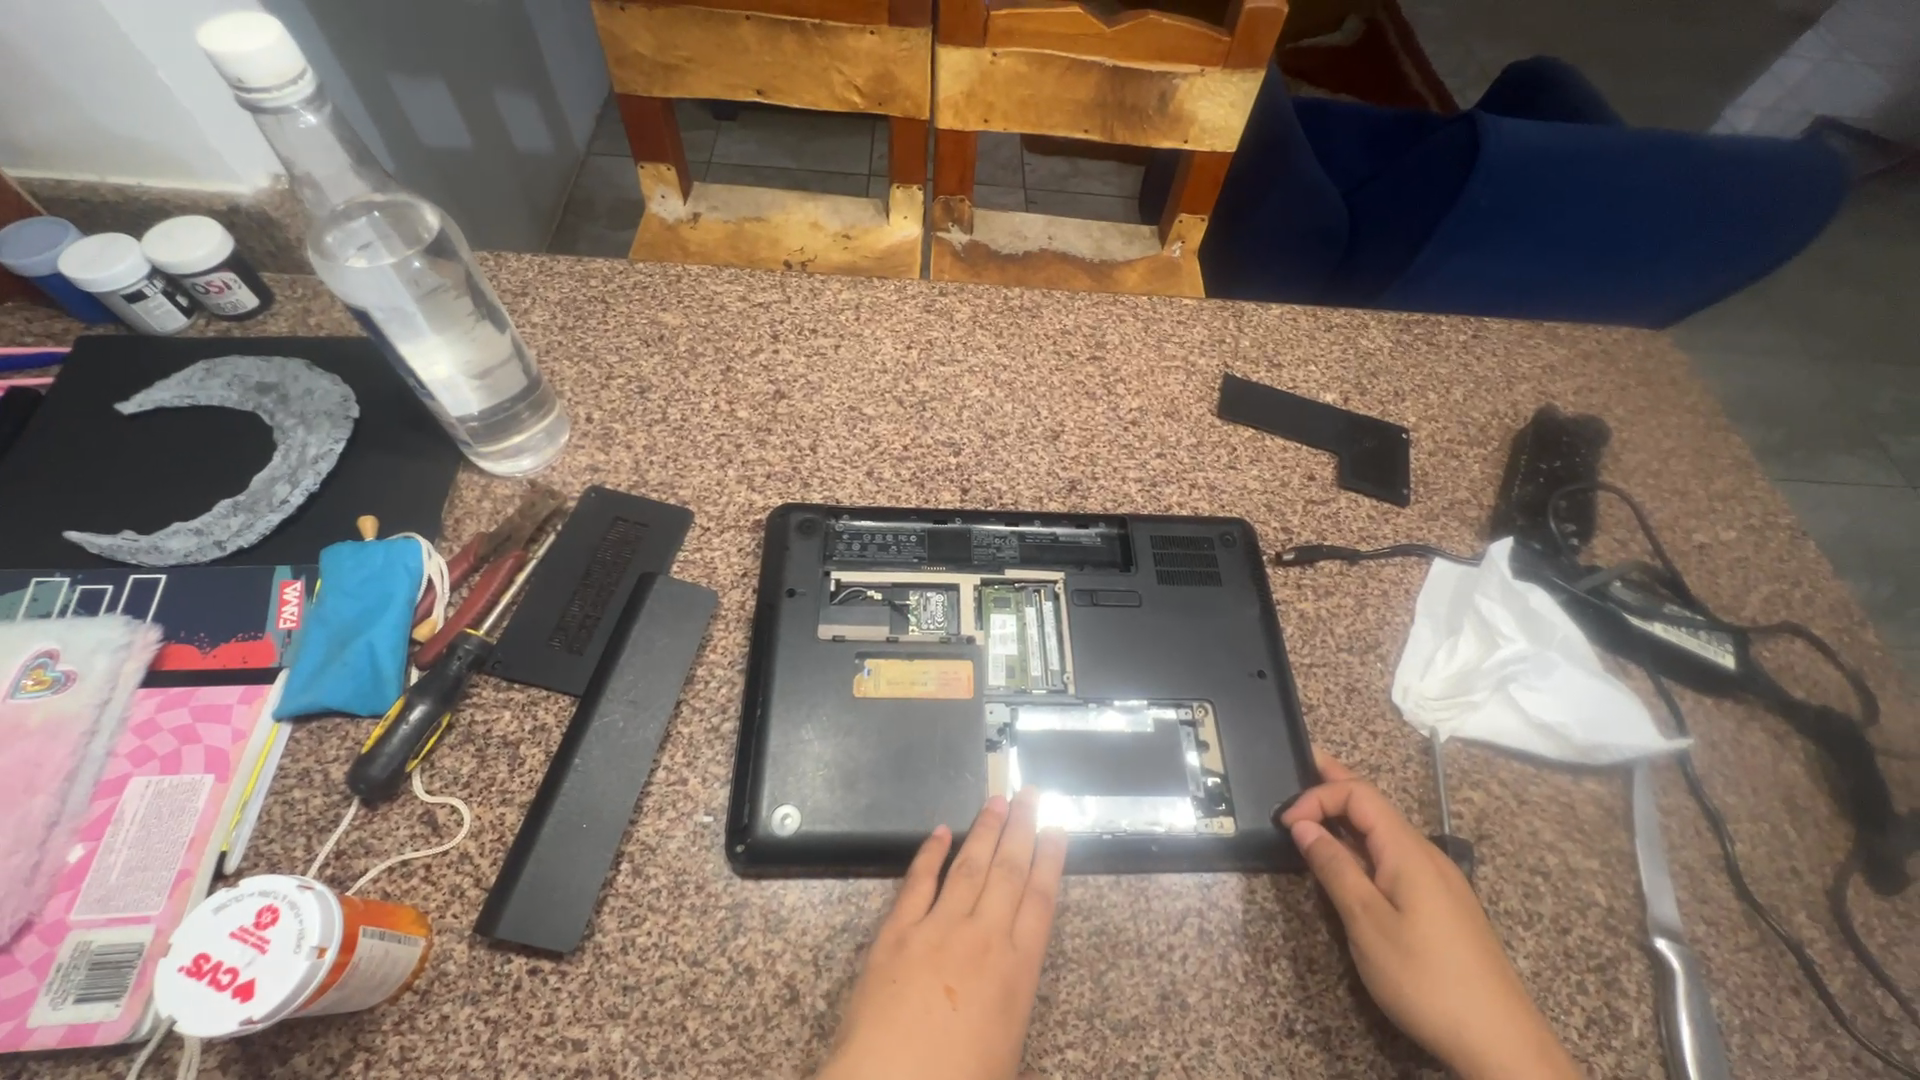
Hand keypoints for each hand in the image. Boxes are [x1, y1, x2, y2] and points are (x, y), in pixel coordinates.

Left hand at [817, 788, 1068, 1079]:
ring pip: (969, 866)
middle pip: (1009, 871)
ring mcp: (937, 929)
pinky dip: (929, 854)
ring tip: (997, 800)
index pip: (1040, 899)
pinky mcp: (896, 932)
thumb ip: (1013, 999)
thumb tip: (1014, 977)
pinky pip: (917, 882)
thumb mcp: (1009, 1047)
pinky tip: (940, 831)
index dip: (1050, 859)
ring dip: (985, 830)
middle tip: (1029, 794)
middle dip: (1022, 829)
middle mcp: (983, 938)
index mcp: (1017, 970)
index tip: (1056, 829)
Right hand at [1280, 752, 1581, 1079]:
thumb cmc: (1426, 979)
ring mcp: (1439, 882)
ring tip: (1319, 806)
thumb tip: (1304, 826)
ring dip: (1349, 817)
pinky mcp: (1443, 906)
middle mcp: (1427, 856)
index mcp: (1409, 852)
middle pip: (1376, 805)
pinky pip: (1396, 857)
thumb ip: (1334, 868)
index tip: (1284, 822)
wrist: (1501, 1043)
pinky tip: (1351, 858)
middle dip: (1338, 784)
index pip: (1359, 795)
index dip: (1318, 796)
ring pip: (1386, 833)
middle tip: (1308, 760)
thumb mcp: (1367, 923)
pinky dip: (1365, 844)